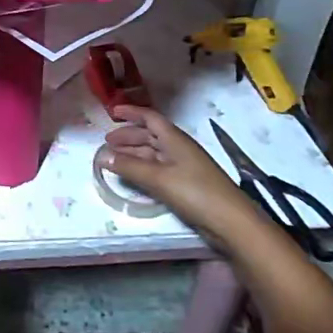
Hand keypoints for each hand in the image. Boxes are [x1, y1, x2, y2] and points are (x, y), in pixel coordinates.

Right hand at [102, 106, 260, 246]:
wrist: (228, 219)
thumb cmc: (194, 192)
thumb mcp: (159, 178)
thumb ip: (130, 167)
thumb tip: (103, 156)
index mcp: (174, 138)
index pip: (150, 118)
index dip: (131, 113)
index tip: (112, 113)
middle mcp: (178, 147)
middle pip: (150, 135)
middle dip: (129, 136)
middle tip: (107, 142)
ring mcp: (183, 165)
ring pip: (153, 152)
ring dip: (134, 153)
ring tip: (113, 158)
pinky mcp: (185, 183)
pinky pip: (158, 168)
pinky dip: (143, 168)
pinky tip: (132, 176)